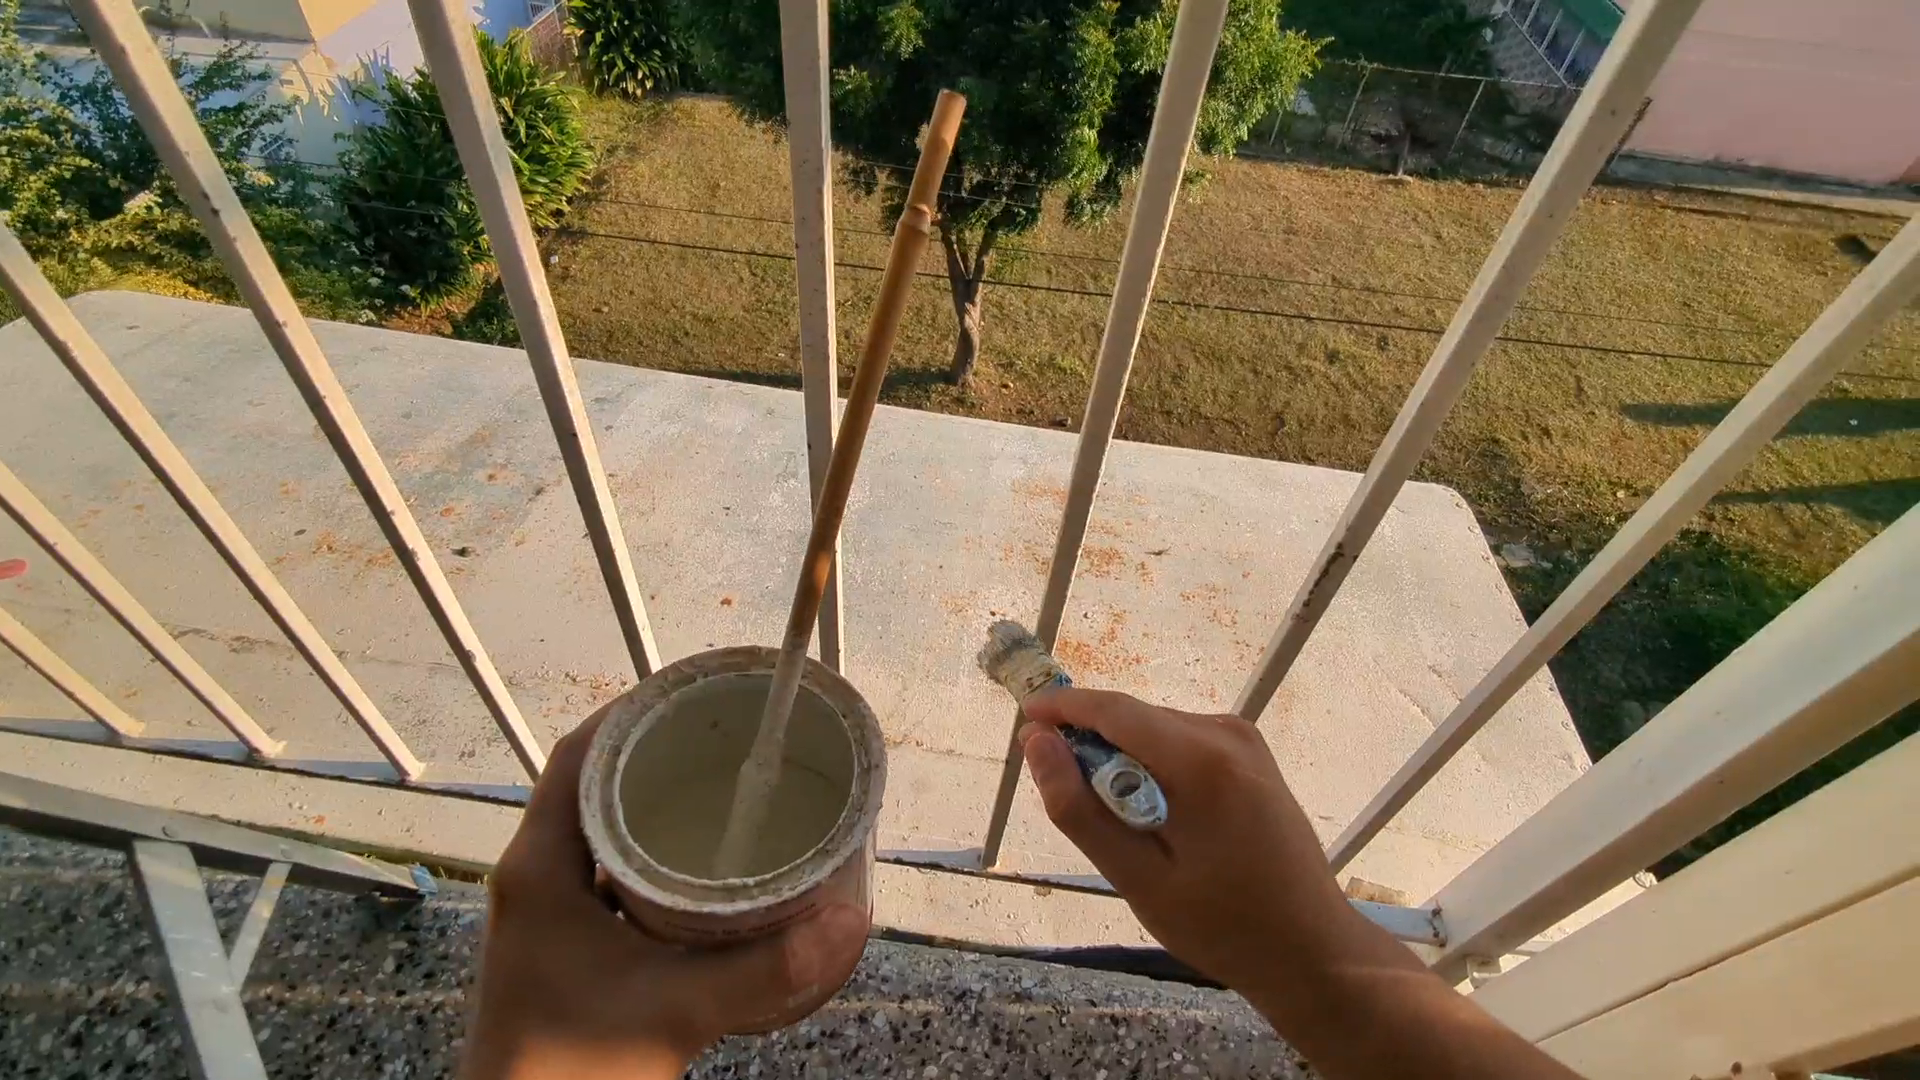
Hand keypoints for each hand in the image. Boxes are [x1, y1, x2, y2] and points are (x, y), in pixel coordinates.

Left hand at [460, 704, 871, 1079]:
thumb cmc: (579, 1069)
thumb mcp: (679, 1011)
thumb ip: (767, 967)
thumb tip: (854, 920)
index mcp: (541, 865)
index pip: (578, 755)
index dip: (631, 712)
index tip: (694, 694)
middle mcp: (536, 871)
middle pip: (593, 777)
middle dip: (655, 746)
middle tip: (727, 732)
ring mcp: (546, 905)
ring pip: (599, 818)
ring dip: (650, 790)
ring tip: (721, 776)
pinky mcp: (563, 933)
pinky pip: (605, 858)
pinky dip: (648, 837)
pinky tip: (697, 852)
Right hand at [1018, 688, 1361, 1004]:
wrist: (1314, 950)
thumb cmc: (1222, 925)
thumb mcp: (1137, 879)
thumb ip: (1080, 809)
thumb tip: (1036, 743)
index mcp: (1201, 761)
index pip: (1114, 709)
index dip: (1062, 707)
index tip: (1023, 719)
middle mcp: (1226, 733)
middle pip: (1134, 718)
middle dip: (1089, 739)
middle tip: (1062, 788)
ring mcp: (1243, 739)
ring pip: (1155, 727)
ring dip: (1121, 754)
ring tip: (1113, 815)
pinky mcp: (1250, 752)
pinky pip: (1180, 739)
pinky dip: (1152, 762)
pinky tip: (1153, 811)